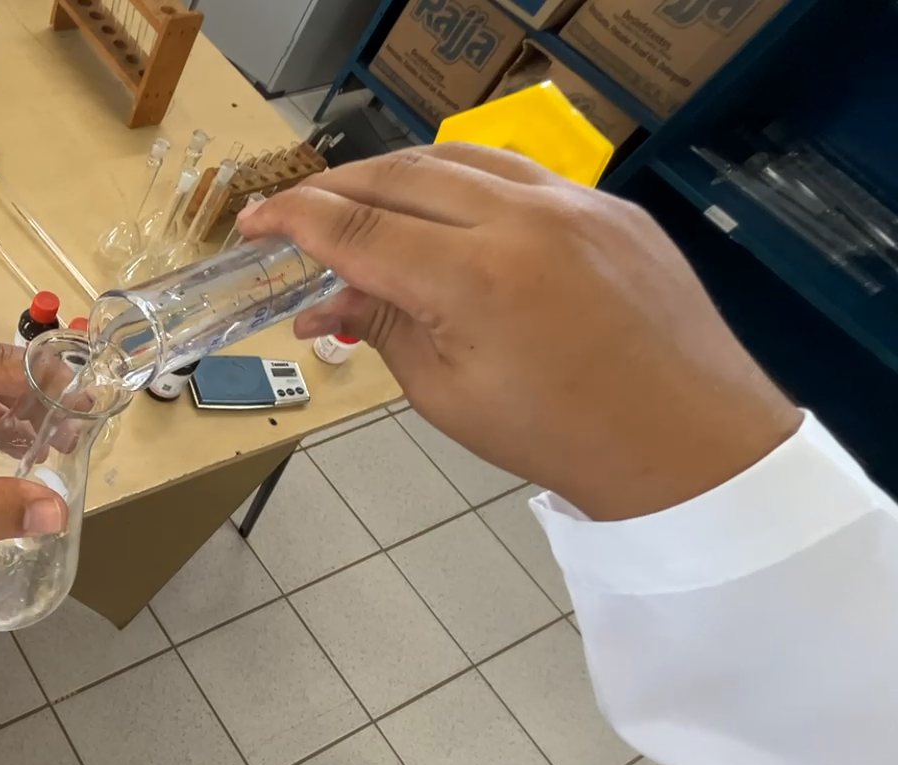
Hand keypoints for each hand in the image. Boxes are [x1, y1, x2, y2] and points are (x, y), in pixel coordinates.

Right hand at [242, 144, 800, 520]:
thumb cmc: (546, 432)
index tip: (252, 220)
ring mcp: (574, 201)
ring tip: (344, 203)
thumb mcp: (439, 389)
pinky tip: (423, 207)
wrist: (681, 436)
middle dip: (329, 188)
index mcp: (475, 278)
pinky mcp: (603, 203)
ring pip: (454, 158)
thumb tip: (323, 305)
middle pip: (399, 176)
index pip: (359, 228)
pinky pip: (507, 170)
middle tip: (283, 211)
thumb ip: (381, 326)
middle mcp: (525, 219)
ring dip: (385, 175)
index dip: (295, 219)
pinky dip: (447, 179)